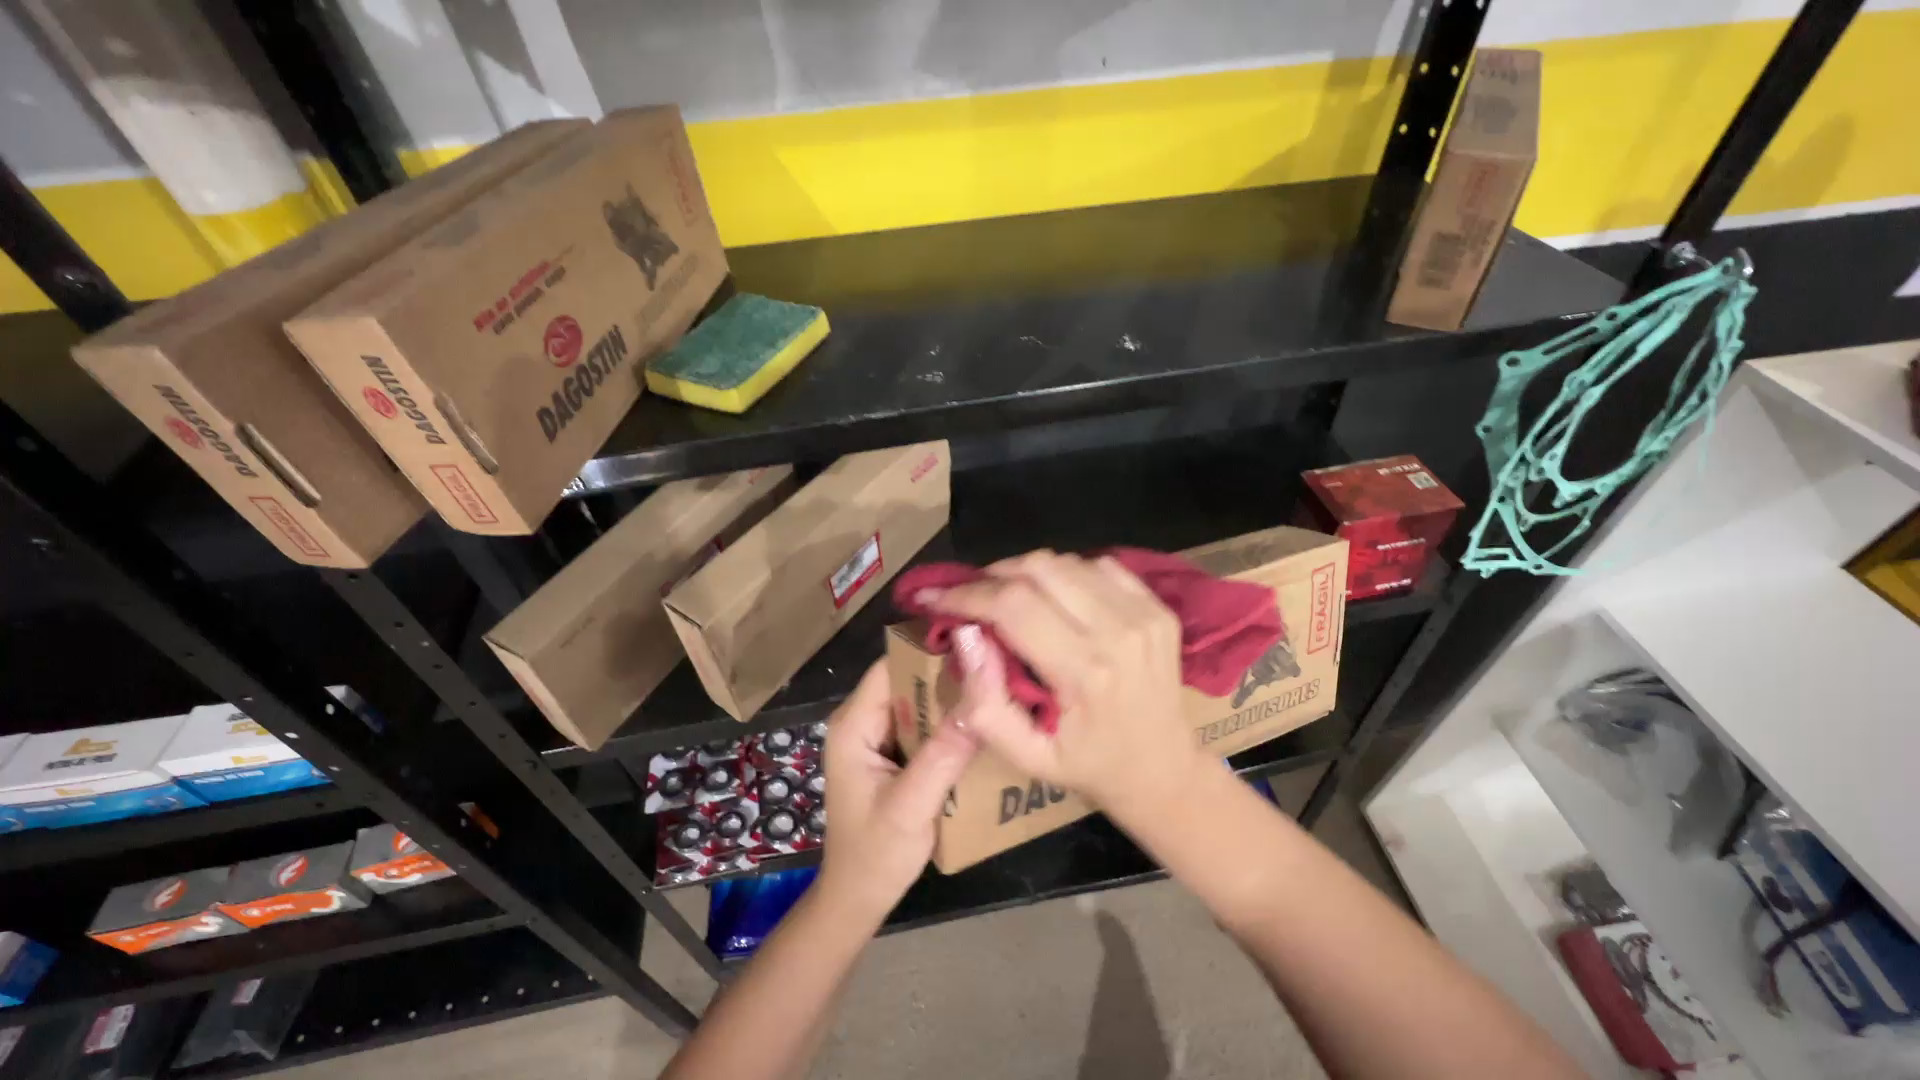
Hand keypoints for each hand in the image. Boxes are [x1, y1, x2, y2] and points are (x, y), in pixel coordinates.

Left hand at [816, 661, 979, 923]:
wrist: (859, 898)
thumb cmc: (875, 854)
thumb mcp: (911, 805)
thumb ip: (943, 754)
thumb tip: (981, 701)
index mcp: (854, 725)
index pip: (892, 666)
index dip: (932, 652)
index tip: (979, 646)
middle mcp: (864, 722)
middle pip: (910, 680)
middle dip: (951, 675)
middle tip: (1001, 669)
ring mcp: (880, 739)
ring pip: (922, 703)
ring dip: (955, 701)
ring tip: (1001, 691)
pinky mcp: (897, 756)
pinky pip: (927, 727)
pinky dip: (952, 725)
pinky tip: (985, 726)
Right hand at [919, 551, 1204, 817]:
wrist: (1163, 768)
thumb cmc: (1087, 766)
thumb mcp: (1026, 756)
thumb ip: (986, 702)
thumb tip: (964, 635)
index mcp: (1085, 673)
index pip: (1013, 605)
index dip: (966, 594)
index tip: (934, 596)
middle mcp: (1119, 633)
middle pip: (1039, 568)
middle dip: (993, 575)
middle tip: (970, 596)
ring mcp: (1144, 615)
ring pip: (1068, 562)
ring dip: (1028, 571)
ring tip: (1007, 596)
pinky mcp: (1159, 607)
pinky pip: (1101, 566)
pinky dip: (1068, 574)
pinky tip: (1055, 599)